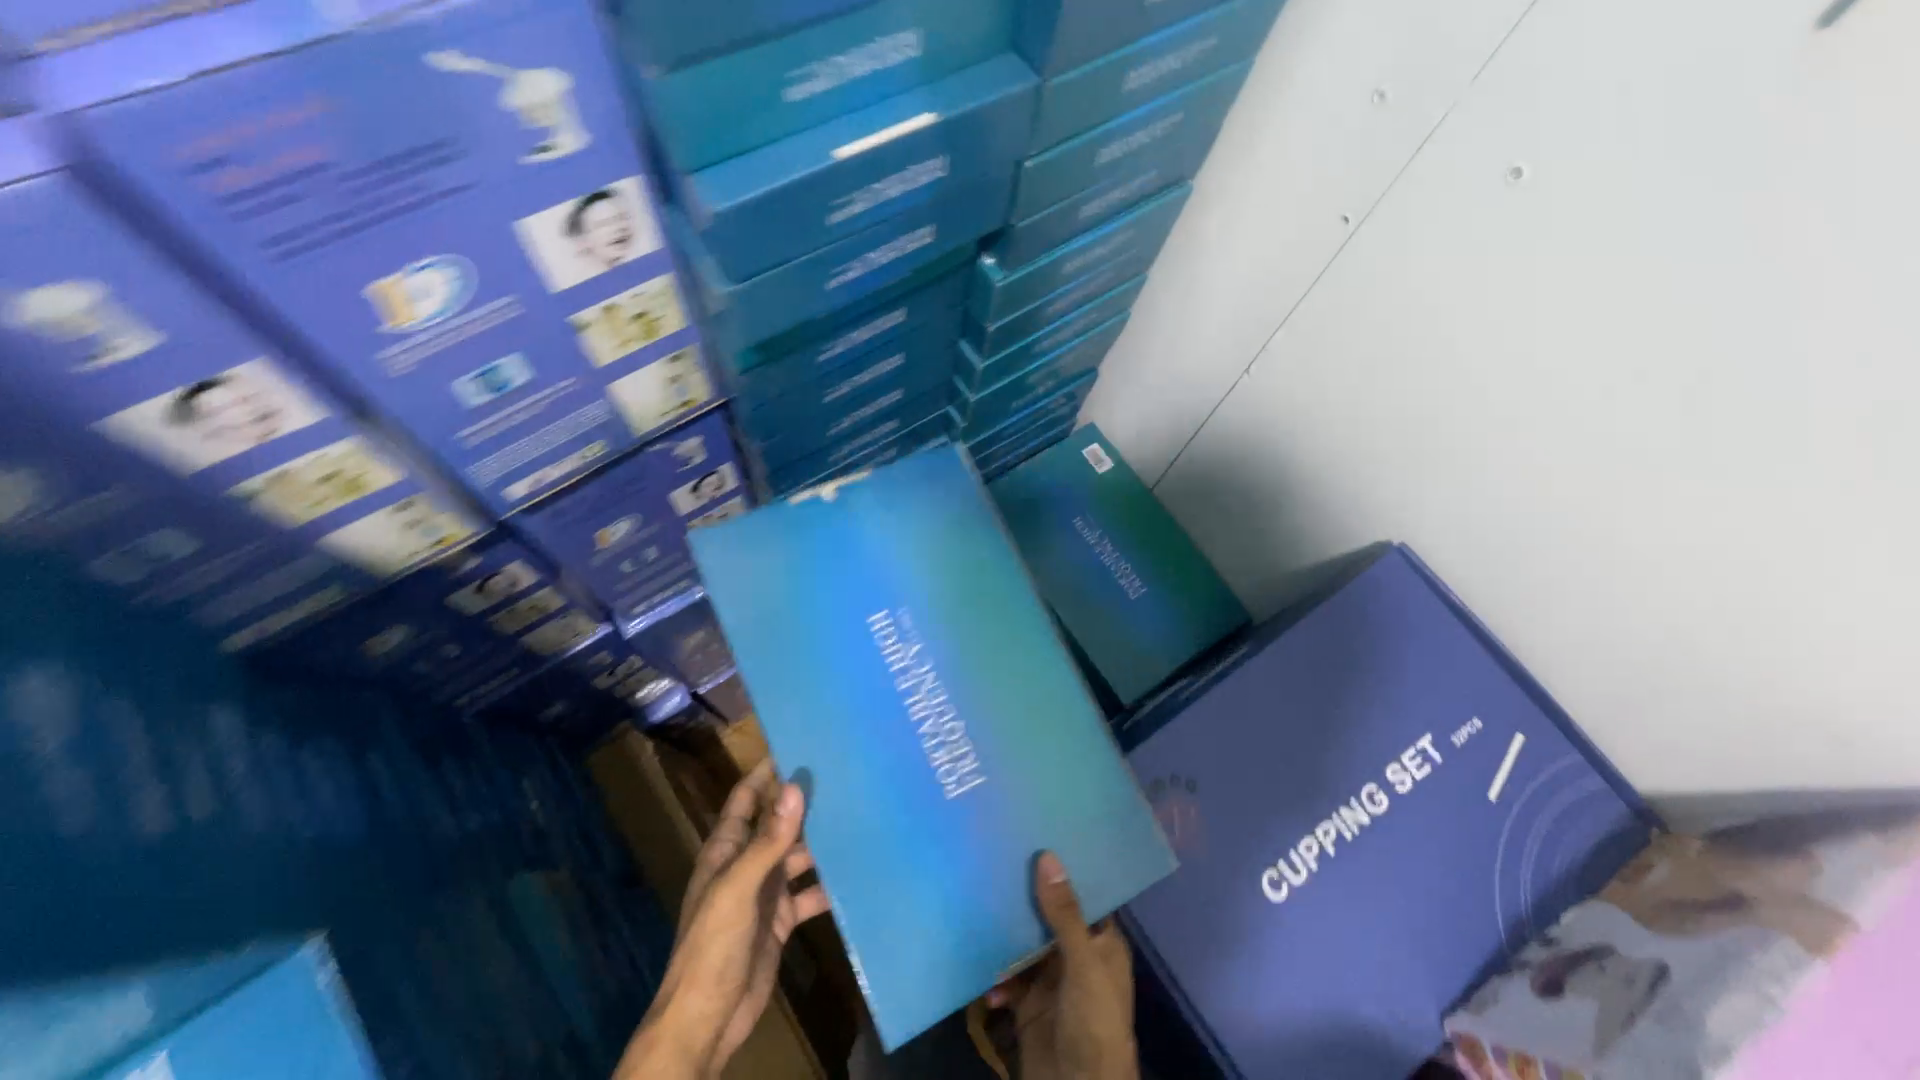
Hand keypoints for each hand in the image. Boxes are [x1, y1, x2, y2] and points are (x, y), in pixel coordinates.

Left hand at [617, 761, 829, 1079]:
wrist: (708, 1015)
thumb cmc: (712, 944)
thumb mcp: (738, 888)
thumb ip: (767, 841)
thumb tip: (796, 787)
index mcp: (725, 850)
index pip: (746, 798)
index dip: (766, 773)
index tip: (799, 745)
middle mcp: (746, 865)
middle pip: (778, 824)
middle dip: (804, 803)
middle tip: (846, 776)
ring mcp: (765, 894)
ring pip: (797, 857)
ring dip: (822, 842)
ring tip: (861, 817)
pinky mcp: (782, 921)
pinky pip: (810, 894)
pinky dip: (830, 885)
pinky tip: (858, 875)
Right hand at [986, 852, 1139, 1079]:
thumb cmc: (1094, 1022)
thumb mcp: (1082, 963)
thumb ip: (1063, 913)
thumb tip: (1048, 856)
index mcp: (1101, 944)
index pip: (1083, 897)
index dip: (1062, 873)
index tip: (1034, 840)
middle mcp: (1077, 957)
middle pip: (1047, 919)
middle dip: (1024, 901)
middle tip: (993, 866)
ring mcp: (1052, 982)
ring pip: (1024, 948)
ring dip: (1004, 941)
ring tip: (979, 919)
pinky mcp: (1029, 1006)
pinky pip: (1009, 981)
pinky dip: (998, 981)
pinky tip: (990, 986)